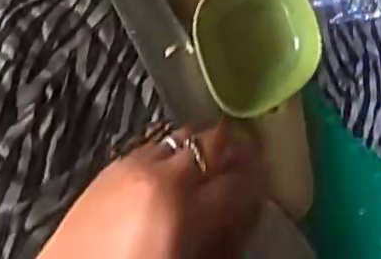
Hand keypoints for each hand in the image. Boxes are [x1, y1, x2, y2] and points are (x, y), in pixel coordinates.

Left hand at [41, 124, 266, 258]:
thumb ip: (216, 244)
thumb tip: (241, 221)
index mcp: (181, 214)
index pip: (238, 184)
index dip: (259, 184)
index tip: (268, 187)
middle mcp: (161, 176)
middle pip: (215, 141)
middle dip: (238, 148)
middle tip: (250, 161)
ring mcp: (134, 165)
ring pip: (186, 136)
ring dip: (205, 147)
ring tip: (214, 164)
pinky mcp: (112, 166)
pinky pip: (156, 146)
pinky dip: (174, 153)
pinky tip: (174, 174)